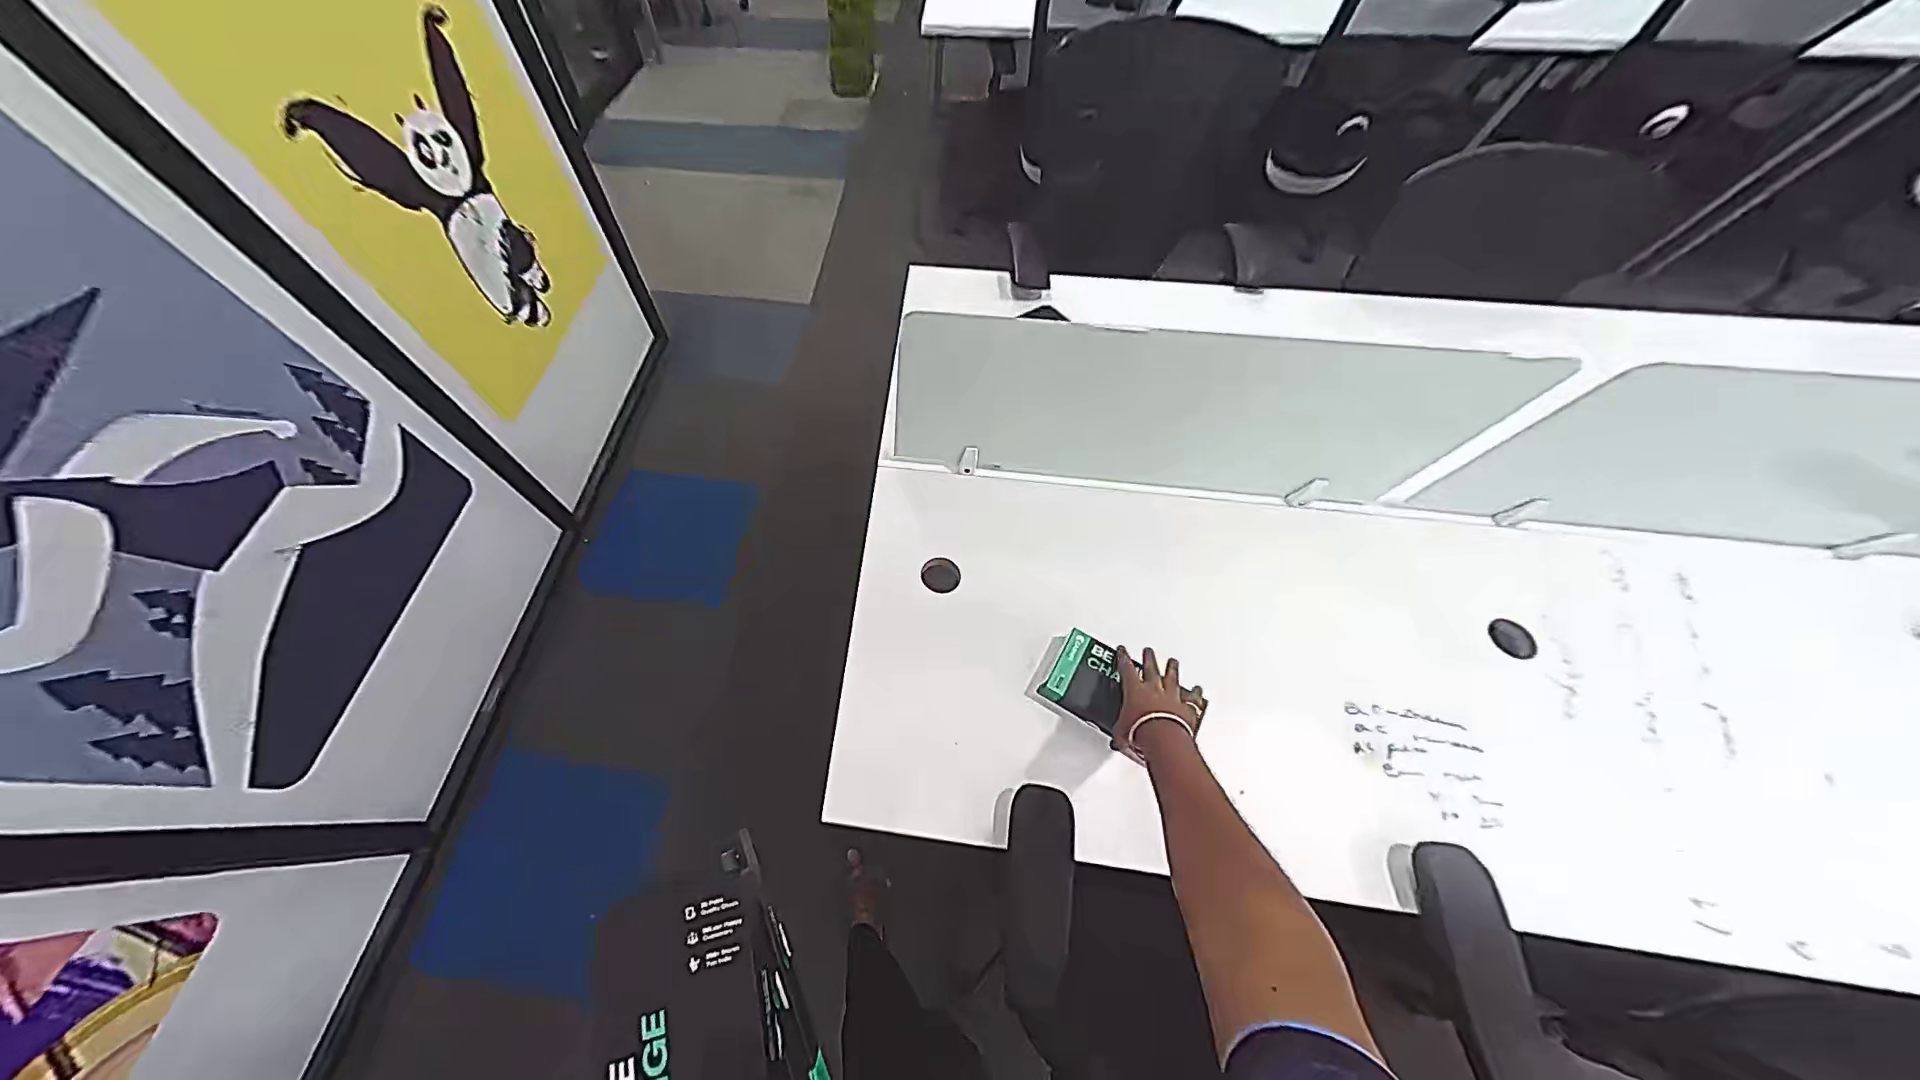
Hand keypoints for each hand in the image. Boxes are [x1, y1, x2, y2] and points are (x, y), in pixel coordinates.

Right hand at [1113, 646, 1205, 764]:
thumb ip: (1121, 733)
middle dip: (1149, 658)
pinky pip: (1193, 699)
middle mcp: (1154, 690)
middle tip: (1148, 651)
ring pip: (1172, 678)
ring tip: (1172, 661)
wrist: (1163, 739)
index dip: (1123, 658)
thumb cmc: (1141, 733)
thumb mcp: (1122, 734)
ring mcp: (1171, 697)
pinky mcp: (1187, 708)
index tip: (1123, 651)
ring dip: (1172, 669)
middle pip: (1151, 668)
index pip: (1126, 669)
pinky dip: (1196, 694)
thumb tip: (1118, 741)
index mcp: (1134, 691)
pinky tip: (1198, 689)